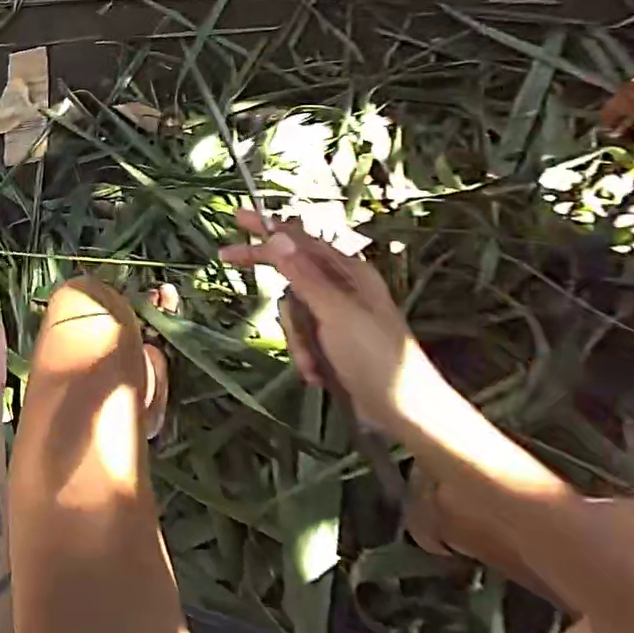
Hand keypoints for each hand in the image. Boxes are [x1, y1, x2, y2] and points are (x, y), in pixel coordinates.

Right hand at [221, 211, 440, 434]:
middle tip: (227, 257)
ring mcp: (336, 314)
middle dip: (268, 278)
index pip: (299, 240)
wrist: (406, 414)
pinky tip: (318, 374)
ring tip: (314, 364)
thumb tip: (278, 236)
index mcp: (348, 271)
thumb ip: (304, 275)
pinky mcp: (333, 340)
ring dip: (297, 338)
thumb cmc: (375, 357)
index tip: (238, 217)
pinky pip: (302, 335)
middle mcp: (341, 287)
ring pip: (293, 309)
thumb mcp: (336, 313)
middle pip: (291, 271)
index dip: (267, 228)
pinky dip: (305, 354)